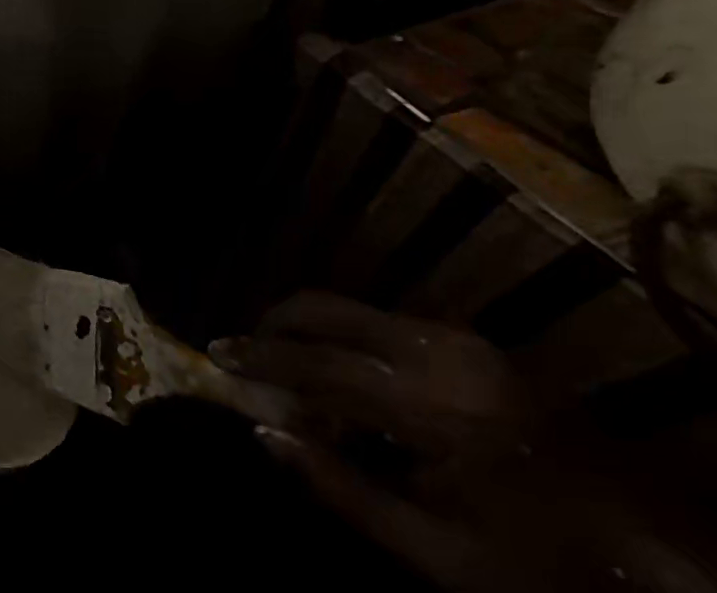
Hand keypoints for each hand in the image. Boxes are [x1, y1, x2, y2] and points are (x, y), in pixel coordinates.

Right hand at [212, 293, 713, 591]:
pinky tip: (342, 379)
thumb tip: (260, 431)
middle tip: (245, 352)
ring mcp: (464, 346)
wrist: (659, 558)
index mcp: (435, 408)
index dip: (258, 357)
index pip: (315, 364)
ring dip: (308, 333)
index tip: (215, 353)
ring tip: (290, 371)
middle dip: (274, 326)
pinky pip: (382, 325)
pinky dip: (344, 340)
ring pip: (351, 311)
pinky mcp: (474, 347)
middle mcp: (445, 357)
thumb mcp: (433, 550)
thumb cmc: (535, 563)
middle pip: (326, 311)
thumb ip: (338, 487)